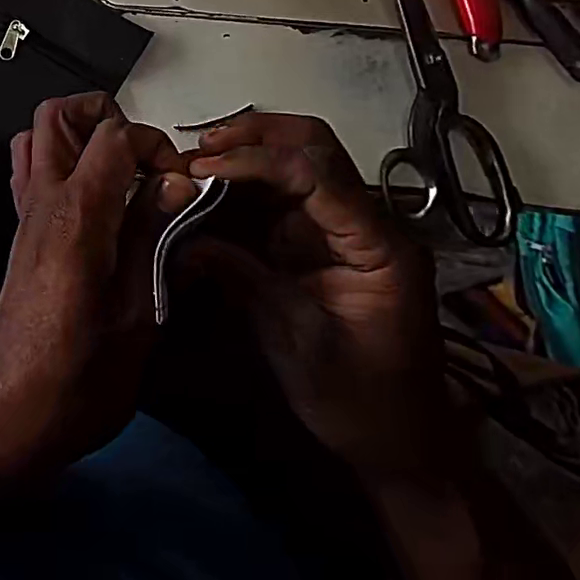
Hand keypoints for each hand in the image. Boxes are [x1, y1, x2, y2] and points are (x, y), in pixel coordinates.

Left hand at [0, 93, 192, 467]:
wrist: (10, 406)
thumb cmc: (81, 374)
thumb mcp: (136, 311)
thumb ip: (152, 235)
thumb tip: (176, 183)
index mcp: (79, 214)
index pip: (114, 136)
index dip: (155, 146)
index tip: (182, 184)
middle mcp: (44, 199)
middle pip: (58, 114)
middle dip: (107, 118)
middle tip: (144, 162)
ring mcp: (25, 211)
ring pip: (38, 135)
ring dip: (80, 136)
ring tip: (121, 174)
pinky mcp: (20, 229)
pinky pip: (30, 169)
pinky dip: (61, 161)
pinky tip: (93, 196)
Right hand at [183, 113, 454, 476]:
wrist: (395, 442)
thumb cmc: (360, 399)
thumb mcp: (298, 342)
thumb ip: (244, 280)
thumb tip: (185, 241)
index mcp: (376, 243)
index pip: (318, 173)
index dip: (257, 160)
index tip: (203, 169)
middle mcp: (360, 220)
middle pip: (314, 146)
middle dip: (255, 136)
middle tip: (200, 149)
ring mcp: (336, 227)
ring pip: (293, 161)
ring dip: (242, 155)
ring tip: (192, 165)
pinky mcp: (312, 239)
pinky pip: (274, 195)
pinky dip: (238, 186)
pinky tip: (205, 190)